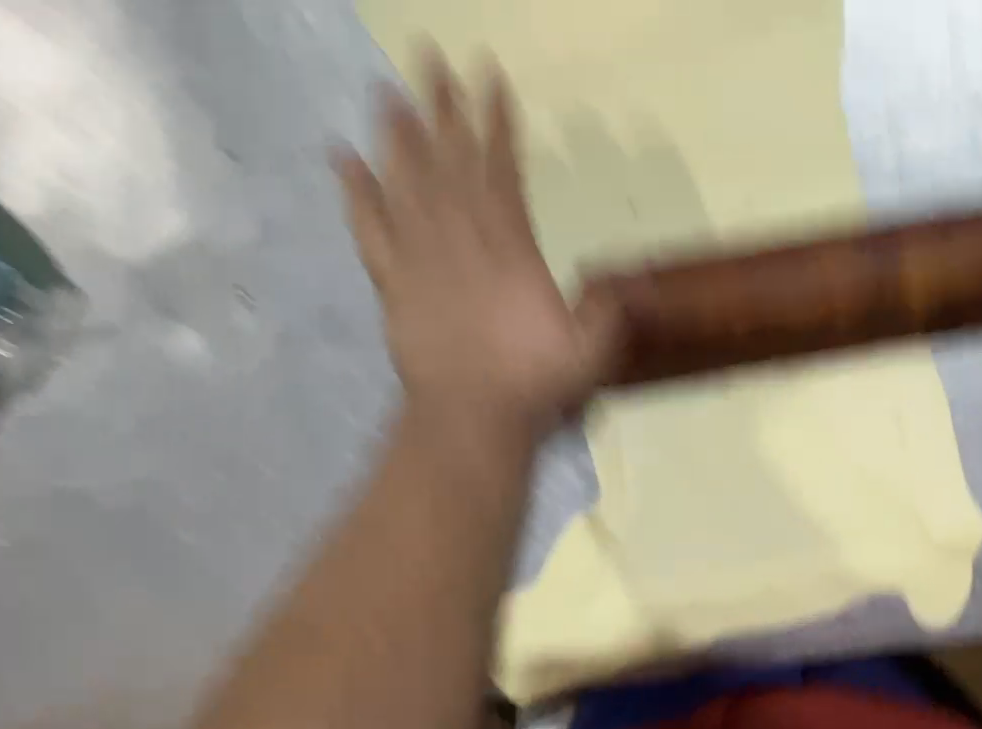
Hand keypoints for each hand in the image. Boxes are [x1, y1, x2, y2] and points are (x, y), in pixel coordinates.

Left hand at [334, 53, 618, 436]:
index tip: (490, 80)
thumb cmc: (533, 383)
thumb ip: (609, 308)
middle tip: (431, 57)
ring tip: (387, 90)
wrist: (471, 418)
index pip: (500, 169)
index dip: (496, 123)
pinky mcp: (392, 282)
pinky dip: (354, 191)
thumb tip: (640, 279)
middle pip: (449, 160)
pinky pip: (369, 227)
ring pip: (405, 182)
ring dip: (396, 134)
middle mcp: (461, 238)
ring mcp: (420, 258)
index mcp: (510, 246)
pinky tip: (342, 157)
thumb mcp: (590, 349)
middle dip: (443, 107)